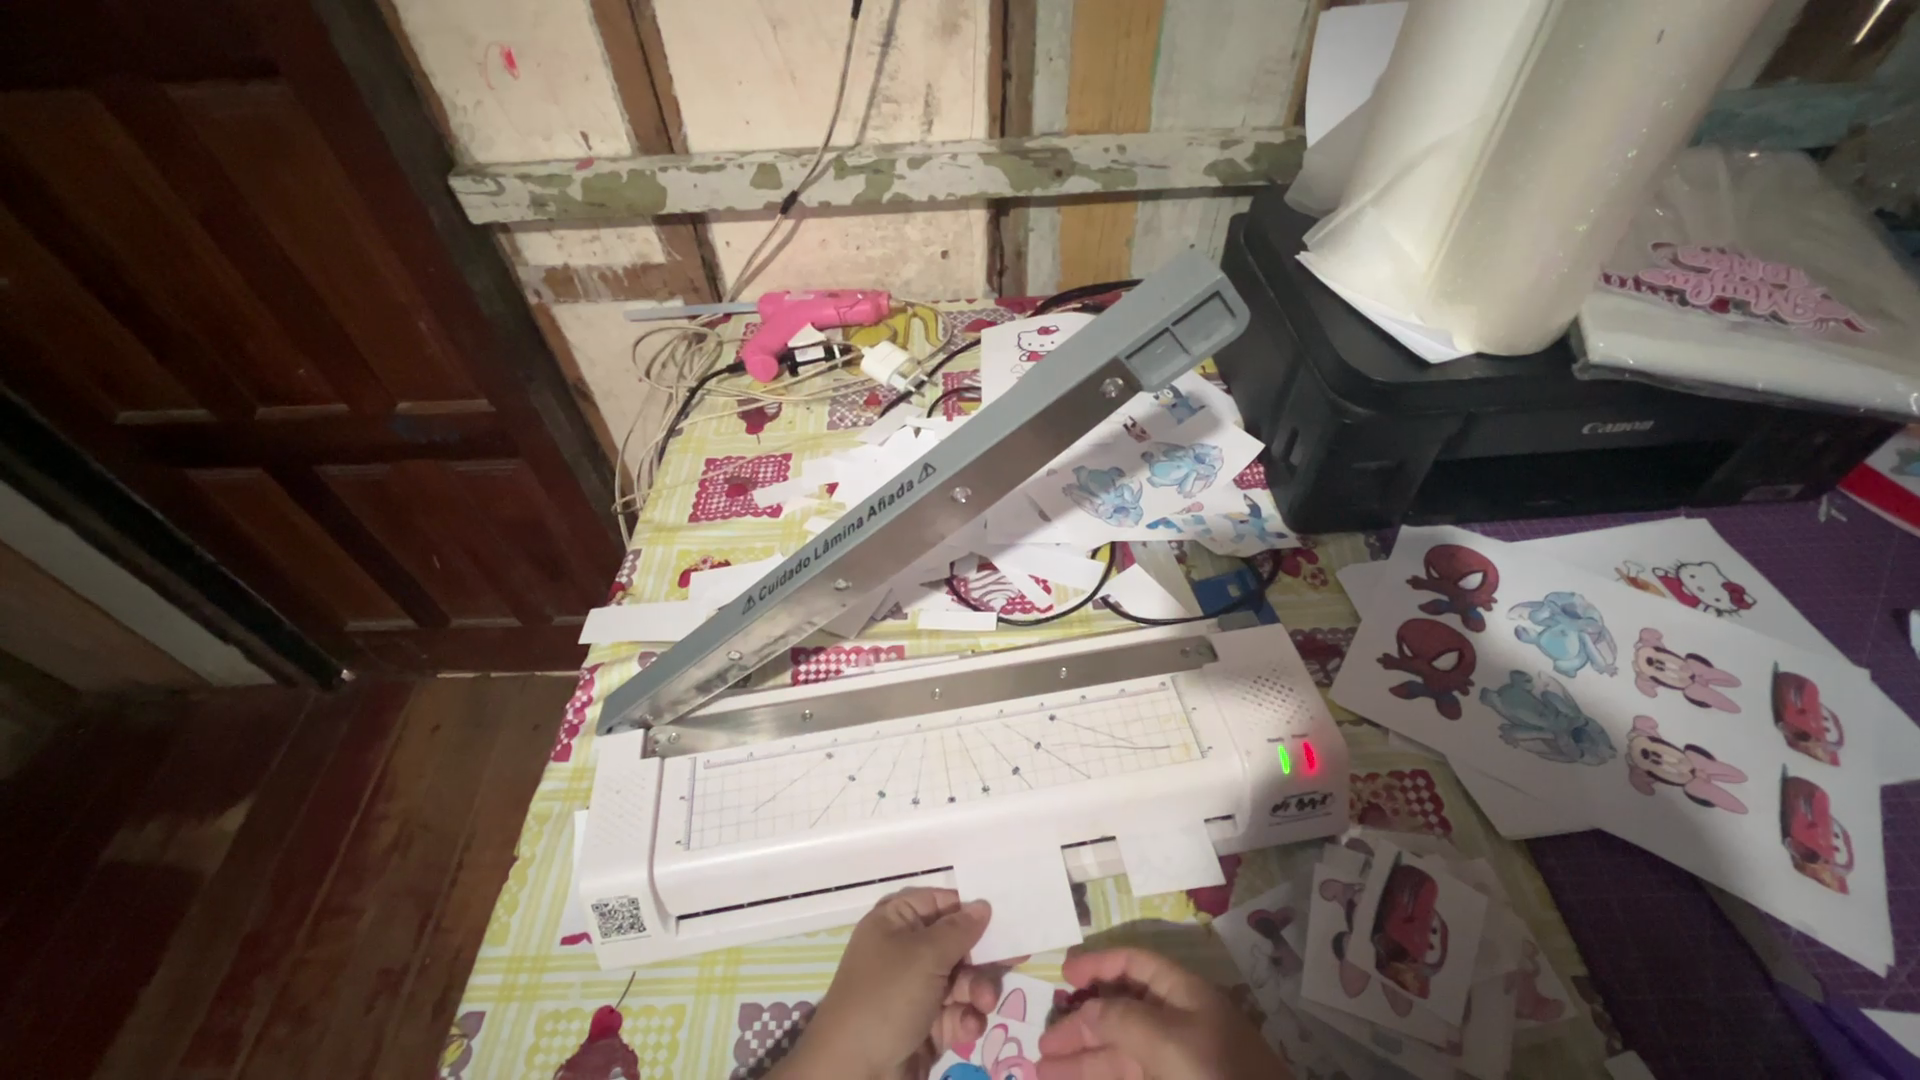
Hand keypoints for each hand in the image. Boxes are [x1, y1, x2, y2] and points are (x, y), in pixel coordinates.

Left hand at [770, 888, 1006, 1079]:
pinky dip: (967, 1017)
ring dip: (977, 990)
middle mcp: (905, 952)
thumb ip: (959, 930)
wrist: (855, 1073)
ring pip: (962, 979)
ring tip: (984, 1003)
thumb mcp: (925, 955)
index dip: (967, 907)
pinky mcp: (926, 1026)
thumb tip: (983, 904)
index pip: (937, 902)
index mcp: (894, 923)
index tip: (1002, 914)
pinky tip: (969, 1026)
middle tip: (1013, 961)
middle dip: (980, 956)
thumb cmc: (886, 997)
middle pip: (955, 942)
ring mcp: (916, 991)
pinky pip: (957, 1012)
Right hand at [1037, 948, 1287, 1079]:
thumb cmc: (1217, 1075)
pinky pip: (1127, 1079)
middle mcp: (1178, 1023)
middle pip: (1120, 1012)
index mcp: (1184, 994)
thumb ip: (1121, 1018)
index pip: (1135, 963)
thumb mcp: (1168, 1040)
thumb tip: (1086, 1009)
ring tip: (1041, 1071)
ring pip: (1119, 1052)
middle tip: (1042, 1043)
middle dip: (1079, 1025)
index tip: (1064, 975)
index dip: (1099, 965)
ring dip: (1081, 1061)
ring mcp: (1177, 1063)